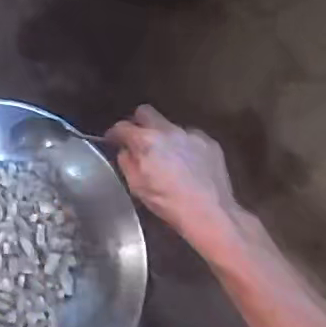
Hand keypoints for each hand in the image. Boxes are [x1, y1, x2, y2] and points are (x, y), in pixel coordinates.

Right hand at [108, 105, 246, 250]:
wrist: (211, 214)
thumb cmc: (169, 204)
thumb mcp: (137, 187)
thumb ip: (126, 162)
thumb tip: (126, 151)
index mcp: (146, 141)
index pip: (122, 126)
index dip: (115, 133)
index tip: (113, 140)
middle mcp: (167, 131)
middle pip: (145, 112)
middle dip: (138, 123)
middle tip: (139, 141)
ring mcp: (190, 134)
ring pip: (170, 126)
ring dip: (165, 137)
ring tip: (169, 158)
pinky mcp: (209, 142)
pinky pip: (190, 137)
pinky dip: (185, 146)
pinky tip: (189, 164)